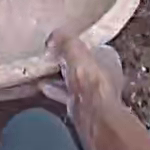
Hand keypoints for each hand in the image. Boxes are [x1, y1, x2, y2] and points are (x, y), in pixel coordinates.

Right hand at [43, 31, 124, 149]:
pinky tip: (42, 86)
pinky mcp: (84, 106)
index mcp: (108, 58)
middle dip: (66, 60)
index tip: (60, 41)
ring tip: (41, 69)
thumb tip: (54, 34)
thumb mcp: (75, 50)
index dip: (77, 43)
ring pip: (74, 80)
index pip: (92, 45)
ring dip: (59, 75)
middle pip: (82, 63)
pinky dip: (55, 90)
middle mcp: (104, 74)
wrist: (93, 114)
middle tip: (49, 54)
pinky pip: (67, 94)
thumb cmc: (89, 78)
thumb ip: (65, 39)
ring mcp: (94, 93)